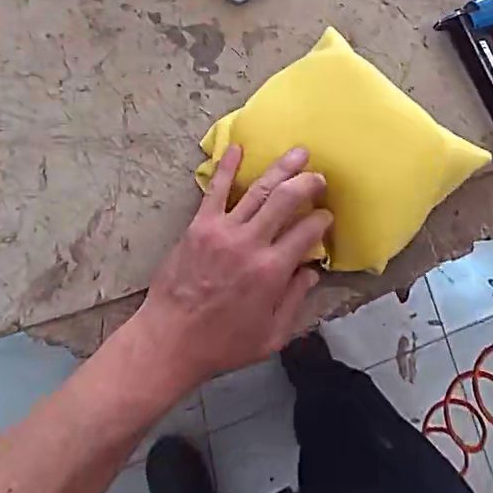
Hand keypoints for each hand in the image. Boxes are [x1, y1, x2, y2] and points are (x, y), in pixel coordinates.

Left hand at [126, 145, 332, 400]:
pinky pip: (215, 190)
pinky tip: (237, 148)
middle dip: (309, 182)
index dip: (324, 220)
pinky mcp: (199, 227)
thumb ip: (297, 300)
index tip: (326, 218)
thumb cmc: (222, 344)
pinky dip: (226, 167)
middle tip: (319, 178)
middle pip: (288, 198)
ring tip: (299, 152)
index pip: (310, 229)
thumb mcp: (272, 336)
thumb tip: (312, 270)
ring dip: (282, 167)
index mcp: (273, 270)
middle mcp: (252, 244)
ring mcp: (224, 232)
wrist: (166, 345)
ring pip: (260, 189)